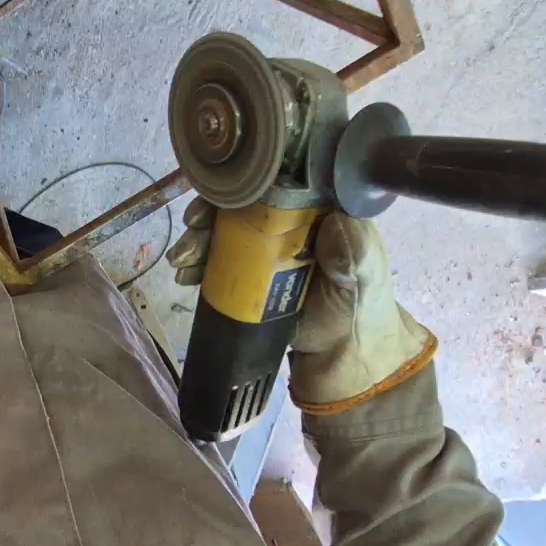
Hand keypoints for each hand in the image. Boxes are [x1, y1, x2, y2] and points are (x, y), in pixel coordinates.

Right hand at [168, 200, 435, 413]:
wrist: (343, 361)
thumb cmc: (360, 313)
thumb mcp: (364, 281)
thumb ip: (355, 254)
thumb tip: (334, 222)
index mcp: (318, 213)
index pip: (276, 184)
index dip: (244, 184)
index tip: (221, 196)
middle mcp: (286, 225)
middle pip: (239, 208)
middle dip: (209, 215)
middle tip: (191, 229)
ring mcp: (263, 252)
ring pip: (222, 234)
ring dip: (196, 241)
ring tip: (181, 260)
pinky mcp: (246, 278)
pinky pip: (217, 264)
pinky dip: (197, 266)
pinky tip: (185, 275)